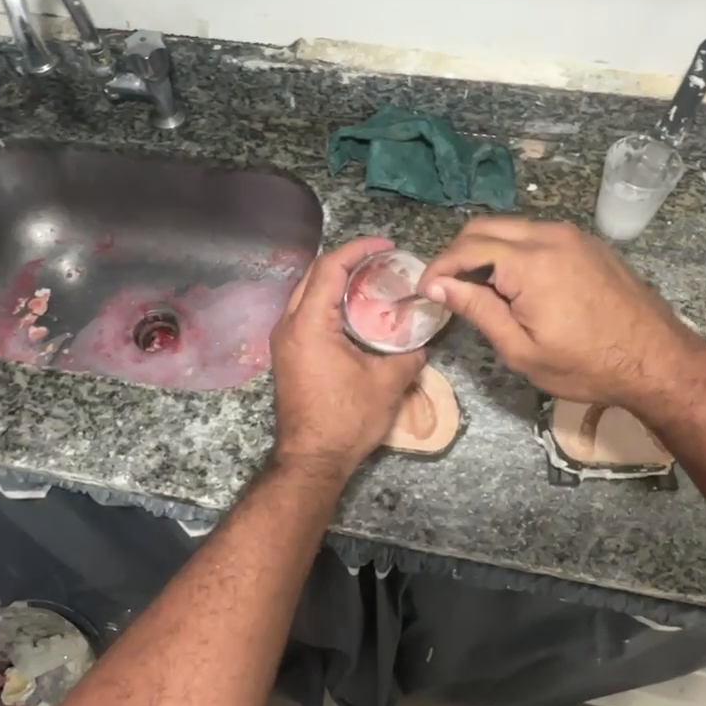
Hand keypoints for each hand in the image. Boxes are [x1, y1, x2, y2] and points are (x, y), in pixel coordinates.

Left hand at [270, 237, 428, 474]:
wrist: (312, 459)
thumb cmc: (347, 420)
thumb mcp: (387, 383)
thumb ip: (409, 354)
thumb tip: (423, 342)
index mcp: (308, 324)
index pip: (329, 267)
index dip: (358, 249)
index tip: (386, 246)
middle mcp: (288, 326)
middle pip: (313, 274)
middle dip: (346, 261)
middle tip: (380, 261)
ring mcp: (283, 341)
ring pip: (306, 293)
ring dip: (335, 281)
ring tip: (370, 281)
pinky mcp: (286, 355)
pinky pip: (305, 313)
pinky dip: (328, 302)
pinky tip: (354, 312)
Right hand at [418, 218, 702, 405]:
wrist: (657, 360)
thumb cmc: (586, 365)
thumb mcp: (521, 349)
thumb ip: (477, 309)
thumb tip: (438, 285)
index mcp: (530, 262)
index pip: (466, 248)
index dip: (439, 268)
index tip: (425, 291)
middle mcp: (549, 235)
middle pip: (484, 226)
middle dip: (457, 253)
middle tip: (446, 287)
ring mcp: (572, 235)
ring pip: (511, 227)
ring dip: (485, 249)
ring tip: (477, 288)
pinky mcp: (587, 242)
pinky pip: (536, 234)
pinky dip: (513, 250)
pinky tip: (513, 282)